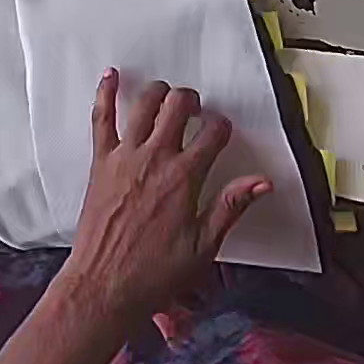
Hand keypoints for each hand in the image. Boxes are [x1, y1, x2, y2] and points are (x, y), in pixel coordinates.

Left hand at [60, 69, 270, 321]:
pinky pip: (101, 118)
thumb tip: (262, 182)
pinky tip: (111, 75)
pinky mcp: (101, 159)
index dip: (221, 127)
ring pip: (145, 104)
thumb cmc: (155, 273)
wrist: (103, 287)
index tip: (221, 131)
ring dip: (159, 93)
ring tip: (166, 97)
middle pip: (178, 106)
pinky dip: (106, 93)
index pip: (212, 133)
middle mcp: (156, 157)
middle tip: (193, 110)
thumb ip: (231, 207)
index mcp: (184, 177)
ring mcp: (125, 155)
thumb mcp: (204, 247)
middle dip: (191, 101)